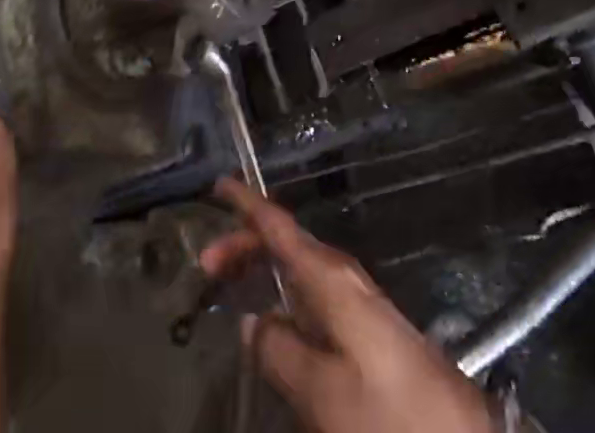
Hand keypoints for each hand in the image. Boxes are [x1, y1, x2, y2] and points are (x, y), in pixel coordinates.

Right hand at [199, 178, 494, 432]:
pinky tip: (273, 316)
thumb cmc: (387, 410)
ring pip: (298, 267)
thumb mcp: (322, 390)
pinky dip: (283, 291)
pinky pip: (311, 292)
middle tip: (207, 266)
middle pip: (286, 243)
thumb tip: (252, 320)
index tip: (218, 184)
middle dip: (246, 244)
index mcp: (330, 277)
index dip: (248, 204)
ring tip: (230, 284)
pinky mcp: (366, 325)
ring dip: (262, 268)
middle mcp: (343, 277)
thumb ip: (279, 351)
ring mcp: (357, 300)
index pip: (280, 226)